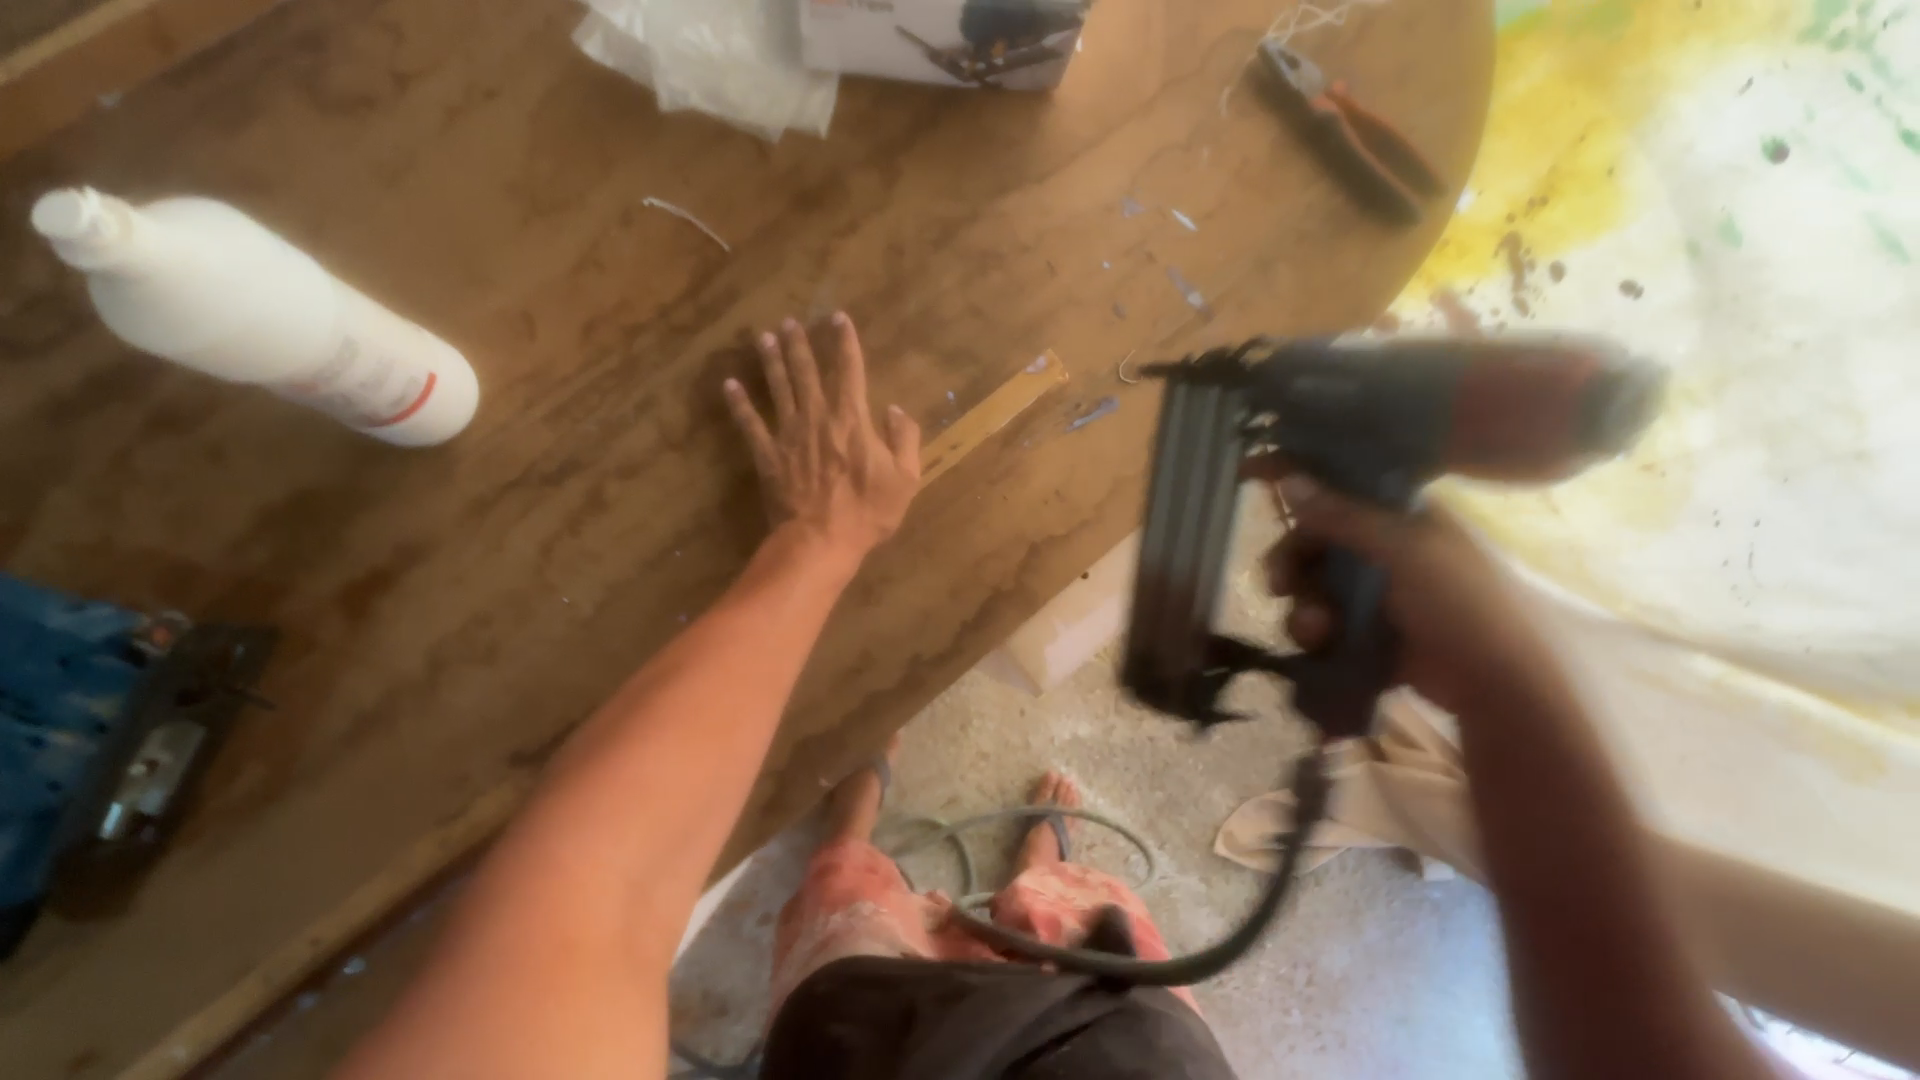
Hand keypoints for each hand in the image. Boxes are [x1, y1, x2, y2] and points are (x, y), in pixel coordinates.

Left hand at [723, 313, 921, 560]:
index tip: (839, 318)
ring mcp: (789, 435)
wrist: (821, 541)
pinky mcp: (768, 456)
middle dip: (800, 344)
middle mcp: (818, 418)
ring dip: (771, 362)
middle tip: (790, 322)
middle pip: (807, 372)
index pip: (850, 371)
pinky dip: (739, 404)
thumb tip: (895, 410)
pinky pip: (750, 425)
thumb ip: (905, 439)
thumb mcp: (906, 478)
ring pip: (778, 389)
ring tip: (764, 337)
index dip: (845, 342)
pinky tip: (729, 385)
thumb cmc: (869, 512)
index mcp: (853, 420)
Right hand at [1262, 471, 1554, 715]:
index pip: (1338, 485)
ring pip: (1312, 587)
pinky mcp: (1367, 633)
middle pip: (1313, 542)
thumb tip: (1287, 479)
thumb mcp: (1404, 550)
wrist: (1497, 684)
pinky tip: (1322, 646)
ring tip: (1316, 630)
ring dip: (1304, 607)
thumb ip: (1343, 516)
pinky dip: (1316, 634)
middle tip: (1278, 585)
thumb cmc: (1462, 603)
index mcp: (1400, 516)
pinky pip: (1323, 623)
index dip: (1297, 481)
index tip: (1250, 475)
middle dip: (1291, 564)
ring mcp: (1375, 593)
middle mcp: (1382, 549)